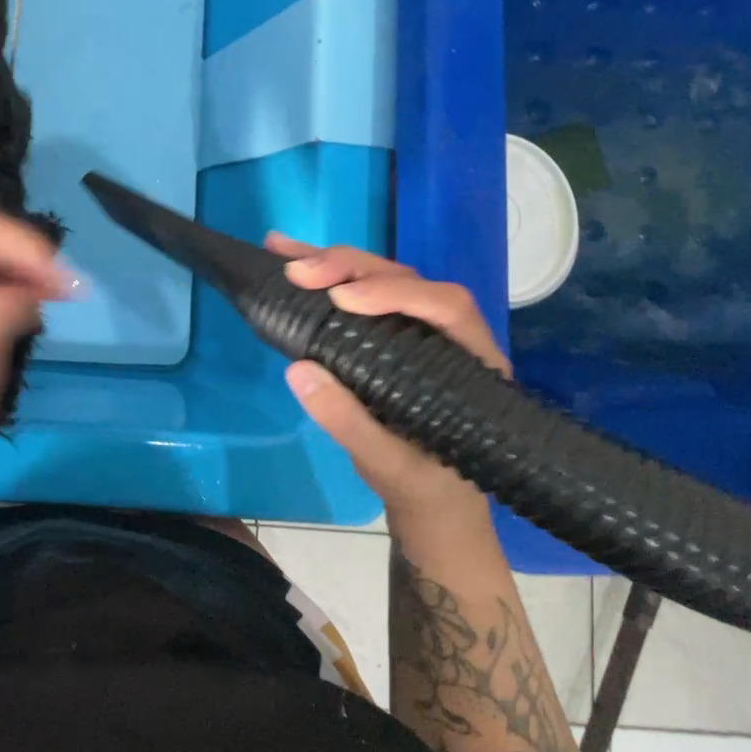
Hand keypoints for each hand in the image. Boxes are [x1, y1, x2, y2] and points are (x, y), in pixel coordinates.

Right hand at [267, 234, 506, 529]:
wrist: (429, 499)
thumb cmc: (420, 482)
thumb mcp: (386, 463)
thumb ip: (348, 422)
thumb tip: (298, 370)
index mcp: (470, 362)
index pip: (444, 306)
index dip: (395, 294)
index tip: (342, 299)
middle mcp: (446, 334)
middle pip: (405, 280)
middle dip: (351, 268)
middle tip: (298, 271)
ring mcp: (412, 328)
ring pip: (378, 277)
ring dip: (331, 262)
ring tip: (280, 251)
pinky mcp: (383, 331)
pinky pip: (357, 292)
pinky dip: (322, 275)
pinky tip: (285, 262)